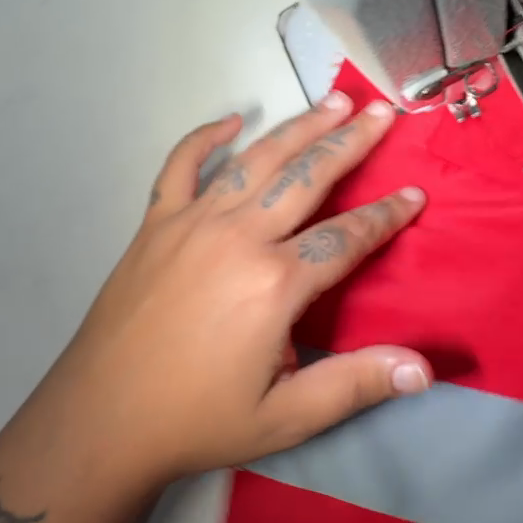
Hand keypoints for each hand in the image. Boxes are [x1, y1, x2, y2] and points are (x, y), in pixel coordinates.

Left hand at [65, 92, 431, 480]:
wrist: (99, 422)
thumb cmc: (197, 420)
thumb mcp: (285, 418)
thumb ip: (355, 384)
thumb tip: (423, 369)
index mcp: (275, 283)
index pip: (348, 236)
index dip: (386, 215)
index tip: (415, 194)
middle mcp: (239, 237)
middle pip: (308, 176)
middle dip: (351, 141)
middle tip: (382, 112)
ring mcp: (193, 222)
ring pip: (257, 159)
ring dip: (298, 126)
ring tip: (332, 101)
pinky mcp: (156, 223)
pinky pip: (181, 166)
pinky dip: (204, 137)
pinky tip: (230, 119)